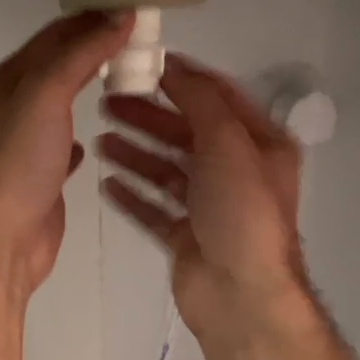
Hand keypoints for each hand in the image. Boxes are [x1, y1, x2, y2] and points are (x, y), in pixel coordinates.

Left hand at [0, 10, 133, 298]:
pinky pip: (66, 145)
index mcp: (11, 78)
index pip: (56, 33)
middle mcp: (17, 105)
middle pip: (61, 65)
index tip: (137, 8)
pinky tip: (100, 135)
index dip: (93, 17)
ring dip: (92, 88)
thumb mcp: (46, 94)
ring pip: (64, 103)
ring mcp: (29, 143)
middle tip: (144, 41)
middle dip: (97, 49)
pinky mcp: (44, 176)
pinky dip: (83, 134)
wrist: (0, 238)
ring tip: (133, 78)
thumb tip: (120, 15)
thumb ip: (81, 53)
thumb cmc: (19, 162)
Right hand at [98, 54, 309, 340]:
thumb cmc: (242, 213)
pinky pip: (154, 209)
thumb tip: (172, 67)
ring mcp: (209, 208)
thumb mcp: (229, 143)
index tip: (142, 65)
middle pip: (187, 134)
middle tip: (106, 104)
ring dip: (136, 154)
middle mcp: (236, 172)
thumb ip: (199, 101)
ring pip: (167, 171)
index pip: (219, 99)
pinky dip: (133, 195)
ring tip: (100, 141)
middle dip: (149, 118)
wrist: (241, 294)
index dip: (183, 80)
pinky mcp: (185, 238)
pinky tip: (107, 183)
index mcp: (260, 145)